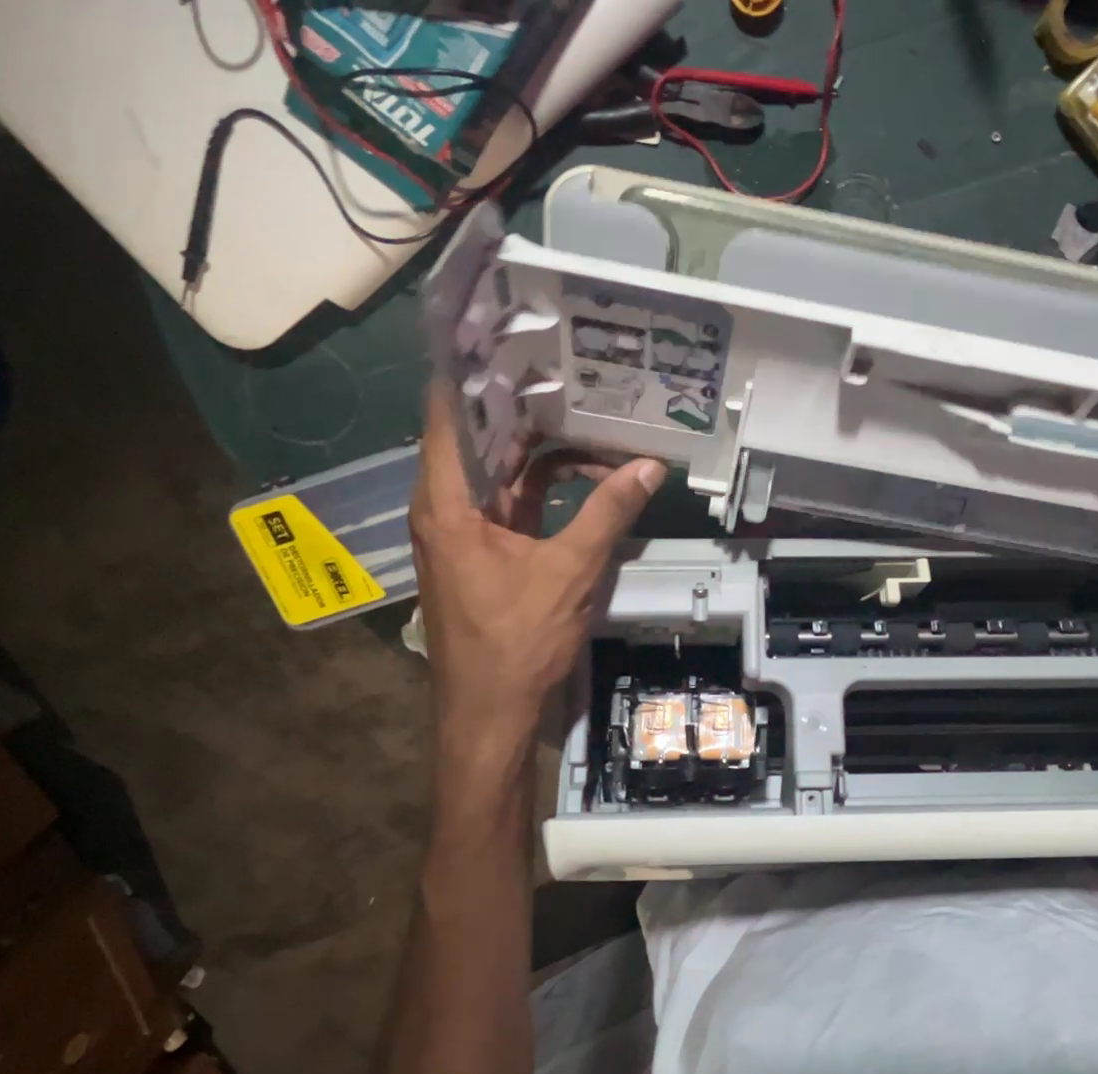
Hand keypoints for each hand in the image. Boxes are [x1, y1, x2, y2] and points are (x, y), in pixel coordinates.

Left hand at [409, 381, 665, 767]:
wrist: (489, 713)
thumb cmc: (515, 642)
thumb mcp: (569, 572)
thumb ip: (608, 513)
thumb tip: (650, 467)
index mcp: (449, 502)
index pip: (449, 414)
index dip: (475, 372)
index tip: (512, 337)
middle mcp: (447, 505)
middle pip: (481, 435)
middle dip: (525, 404)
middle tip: (572, 367)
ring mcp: (465, 527)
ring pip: (501, 467)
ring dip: (543, 448)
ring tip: (592, 416)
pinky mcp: (484, 548)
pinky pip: (513, 498)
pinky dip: (545, 485)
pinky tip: (587, 472)